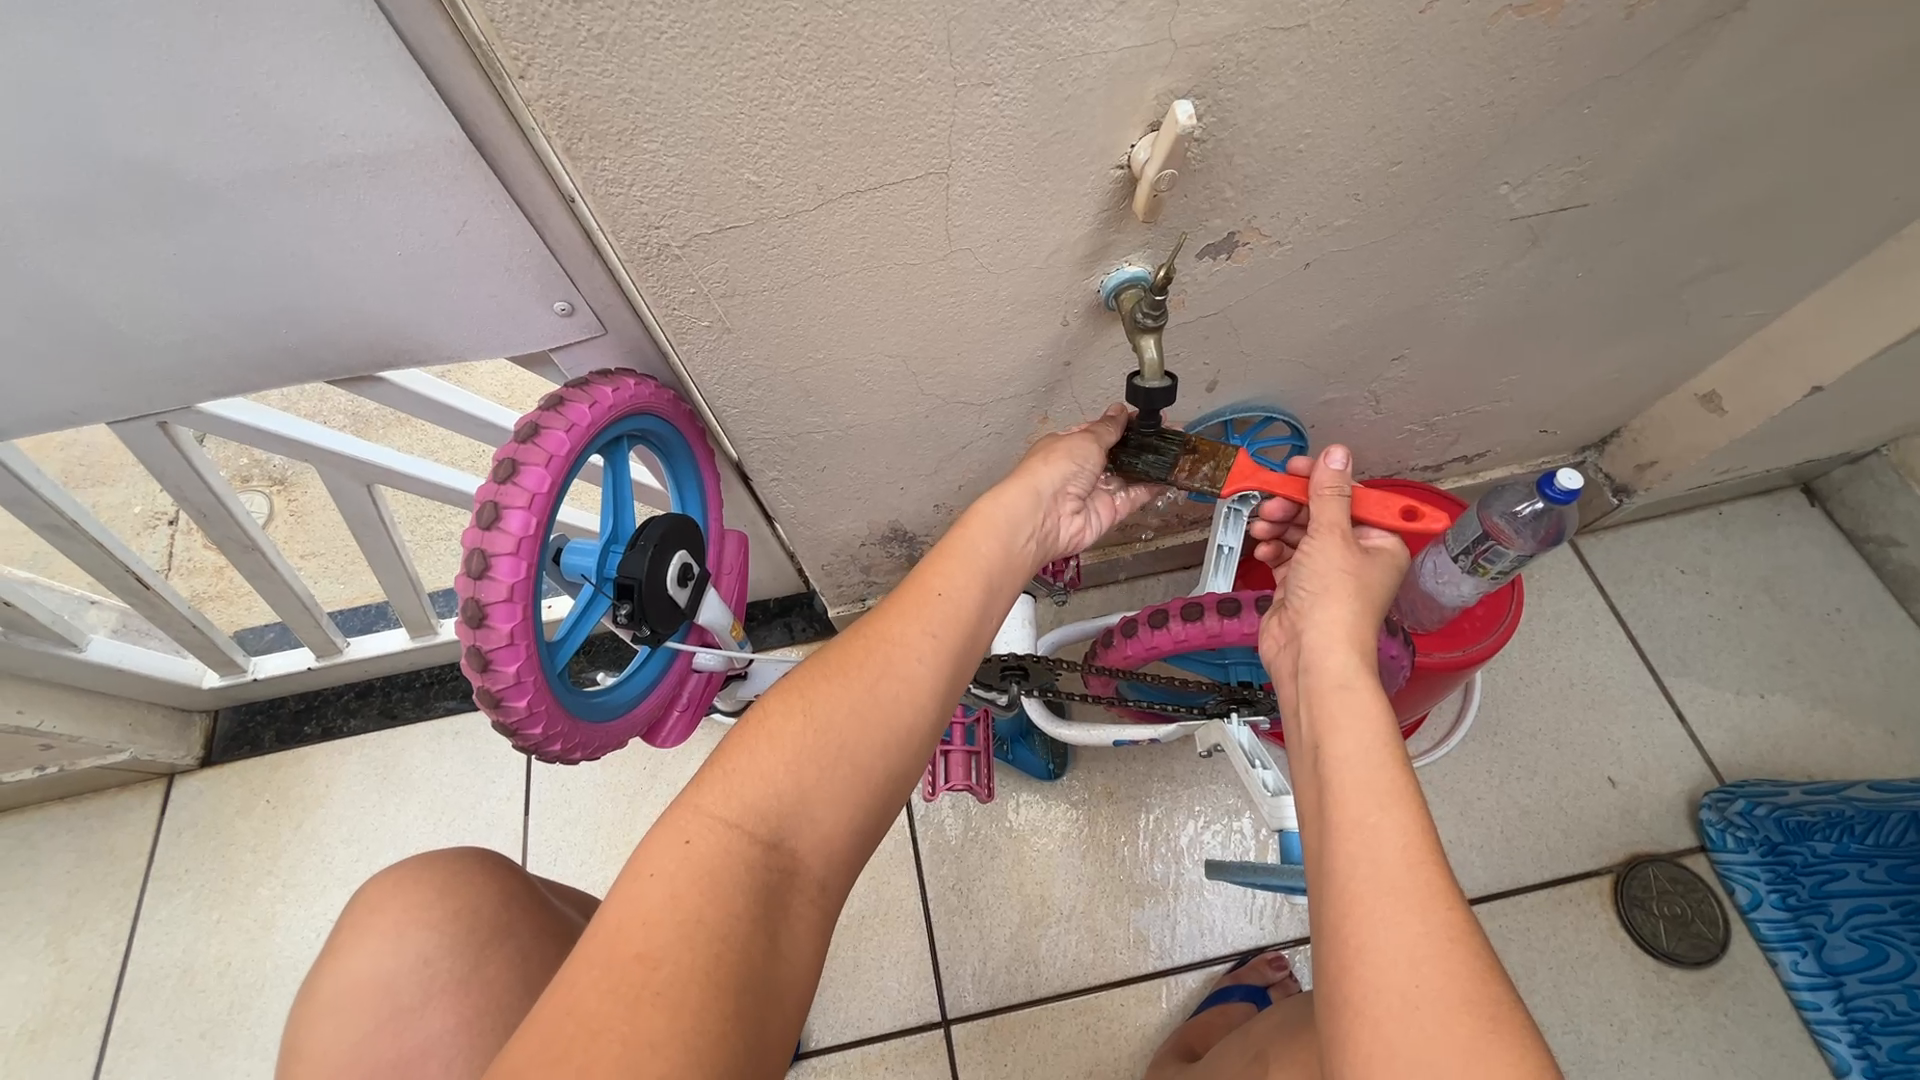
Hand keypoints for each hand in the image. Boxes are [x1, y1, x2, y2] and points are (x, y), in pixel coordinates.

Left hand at [990, 405, 1162, 568]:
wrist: (1042, 516)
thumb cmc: (1050, 472)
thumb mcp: (1084, 439)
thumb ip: (1107, 428)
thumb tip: (1119, 412)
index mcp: (1068, 446)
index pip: (1098, 432)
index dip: (1122, 425)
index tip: (1146, 419)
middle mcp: (1079, 470)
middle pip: (1115, 455)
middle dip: (1139, 445)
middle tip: (1166, 433)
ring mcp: (1093, 492)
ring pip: (1127, 477)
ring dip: (1148, 465)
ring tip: (1173, 451)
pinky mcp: (1106, 513)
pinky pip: (1132, 499)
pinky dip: (1149, 488)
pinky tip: (1167, 476)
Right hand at [1253, 445, 1409, 702]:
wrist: (1310, 654)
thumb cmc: (1334, 602)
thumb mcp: (1331, 535)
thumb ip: (1329, 492)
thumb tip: (1336, 453)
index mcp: (1380, 543)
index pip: (1352, 498)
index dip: (1322, 482)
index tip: (1295, 469)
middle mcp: (1356, 558)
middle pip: (1321, 515)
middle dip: (1292, 507)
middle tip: (1271, 502)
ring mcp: (1326, 575)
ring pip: (1298, 535)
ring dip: (1278, 527)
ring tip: (1262, 527)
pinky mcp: (1299, 589)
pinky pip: (1284, 557)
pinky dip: (1272, 550)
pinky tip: (1263, 549)